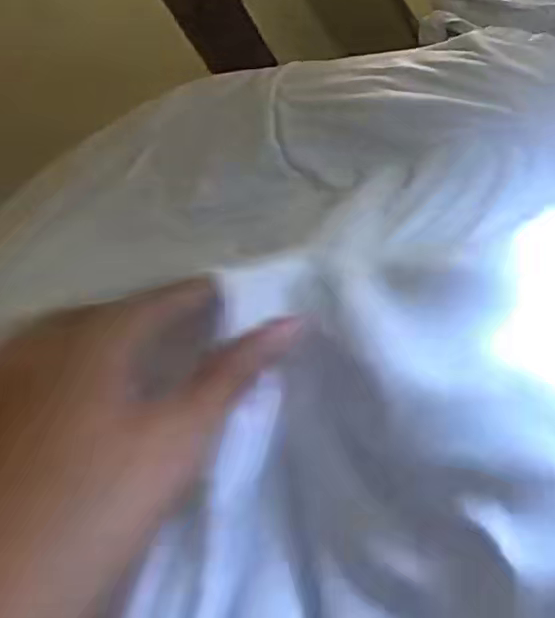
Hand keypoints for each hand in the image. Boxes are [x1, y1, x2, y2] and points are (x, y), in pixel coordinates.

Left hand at [0, 280, 299, 617]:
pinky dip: (66, 373)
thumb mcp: (183, 434)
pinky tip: (93, 395)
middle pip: (93, 318)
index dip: (206, 293)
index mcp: (86, 351)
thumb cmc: (103, 497)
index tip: (252, 293)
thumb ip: (233, 371)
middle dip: (149, 313)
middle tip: (203, 323)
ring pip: (48, 348)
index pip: (156, 301)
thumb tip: (291, 321)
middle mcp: (29, 363)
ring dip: (104, 342)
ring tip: (151, 356)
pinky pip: (24, 380)